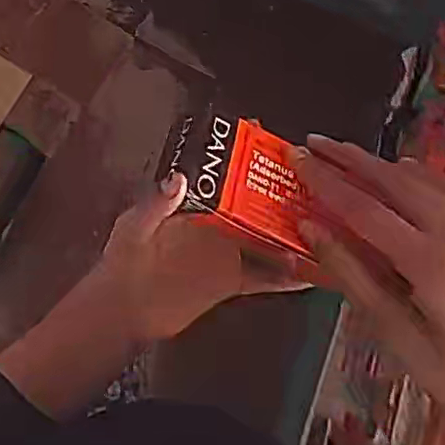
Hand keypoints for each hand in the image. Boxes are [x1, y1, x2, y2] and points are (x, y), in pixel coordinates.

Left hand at [88, 172, 307, 344]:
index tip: (261, 136)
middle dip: (275, 190)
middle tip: (306, 180)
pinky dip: (285, 277)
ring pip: (264, 238)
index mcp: (192, 204)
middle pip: (250, 203)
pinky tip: (310, 276)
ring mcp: (224, 252)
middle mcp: (214, 224)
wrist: (123, 307)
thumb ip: (157, 204)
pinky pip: (262, 277)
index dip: (241, 155)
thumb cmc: (125, 259)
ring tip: (321, 225)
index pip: (221, 174)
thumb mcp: (136, 226)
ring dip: (289, 233)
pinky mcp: (229, 282)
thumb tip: (179, 178)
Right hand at [294, 135, 444, 444]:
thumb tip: (311, 230)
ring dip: (385, 165)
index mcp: (439, 271)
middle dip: (352, 160)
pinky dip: (424, 179)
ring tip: (348, 154)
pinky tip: (405, 174)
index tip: (299, 159)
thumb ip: (356, 279)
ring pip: (429, 183)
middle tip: (315, 143)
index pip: (367, 211)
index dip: (327, 182)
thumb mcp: (404, 345)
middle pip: (398, 183)